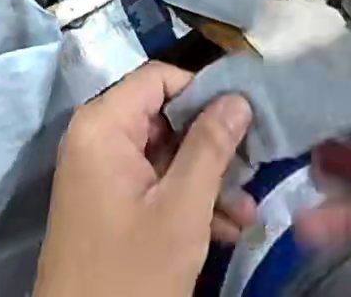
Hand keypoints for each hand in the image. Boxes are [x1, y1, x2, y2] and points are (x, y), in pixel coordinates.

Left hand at [34, 63, 253, 296]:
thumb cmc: (131, 272)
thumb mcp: (180, 211)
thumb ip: (209, 148)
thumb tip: (237, 98)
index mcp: (103, 123)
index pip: (157, 78)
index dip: (202, 90)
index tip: (245, 113)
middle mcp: (96, 135)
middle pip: (162, 115)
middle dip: (210, 144)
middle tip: (254, 167)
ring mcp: (100, 169)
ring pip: (163, 153)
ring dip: (206, 178)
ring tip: (248, 211)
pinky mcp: (107, 200)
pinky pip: (151, 181)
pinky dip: (185, 198)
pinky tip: (227, 228)